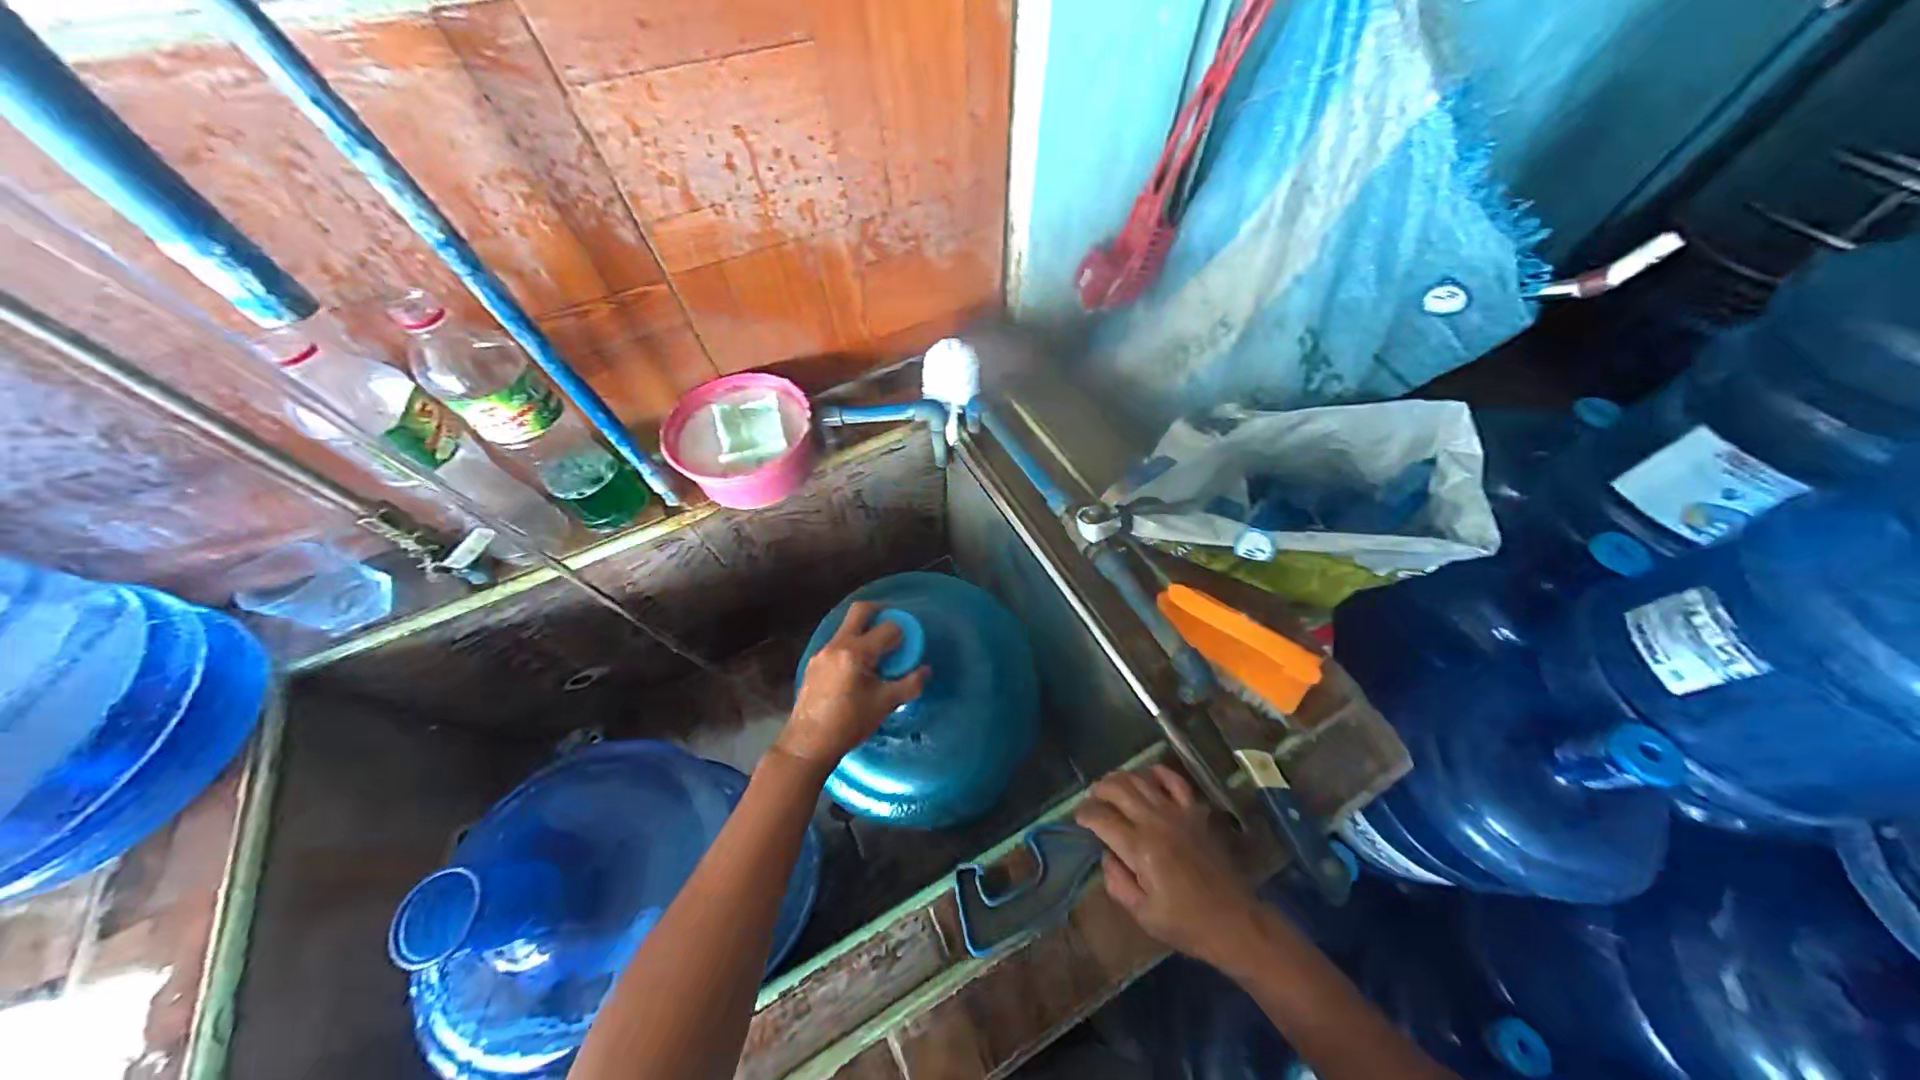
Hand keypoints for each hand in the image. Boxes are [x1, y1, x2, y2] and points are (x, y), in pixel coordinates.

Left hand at [778, 602, 929, 769]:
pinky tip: (858, 669)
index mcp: (856, 653)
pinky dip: (852, 646)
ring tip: (878, 654)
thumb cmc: (850, 723)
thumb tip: (925, 670)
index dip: (903, 635)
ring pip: (847, 627)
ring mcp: (822, 652)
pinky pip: (837, 643)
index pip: (888, 628)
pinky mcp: (814, 663)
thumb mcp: (886, 704)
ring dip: (865, 631)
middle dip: (881, 611)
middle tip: (895, 625)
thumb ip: (910, 684)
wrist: (809, 744)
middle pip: (861, 610)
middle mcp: (837, 645)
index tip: (909, 648)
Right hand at [1074, 766, 1262, 967]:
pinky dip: (1157, 773)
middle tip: (1092, 800)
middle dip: (1098, 791)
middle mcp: (1156, 822)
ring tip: (1111, 787)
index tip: (1079, 819)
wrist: (1235, 922)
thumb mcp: (1142, 914)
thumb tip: (1106, 855)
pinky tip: (1147, 778)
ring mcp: (1178, 813)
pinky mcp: (1196, 813)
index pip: (1102, 818)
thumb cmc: (1186, 924)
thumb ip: (1117, 882)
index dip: (1085, 814)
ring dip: (1120, 778)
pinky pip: (1175, 781)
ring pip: (1141, 779)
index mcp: (1140, 849)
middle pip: (1118, 789)